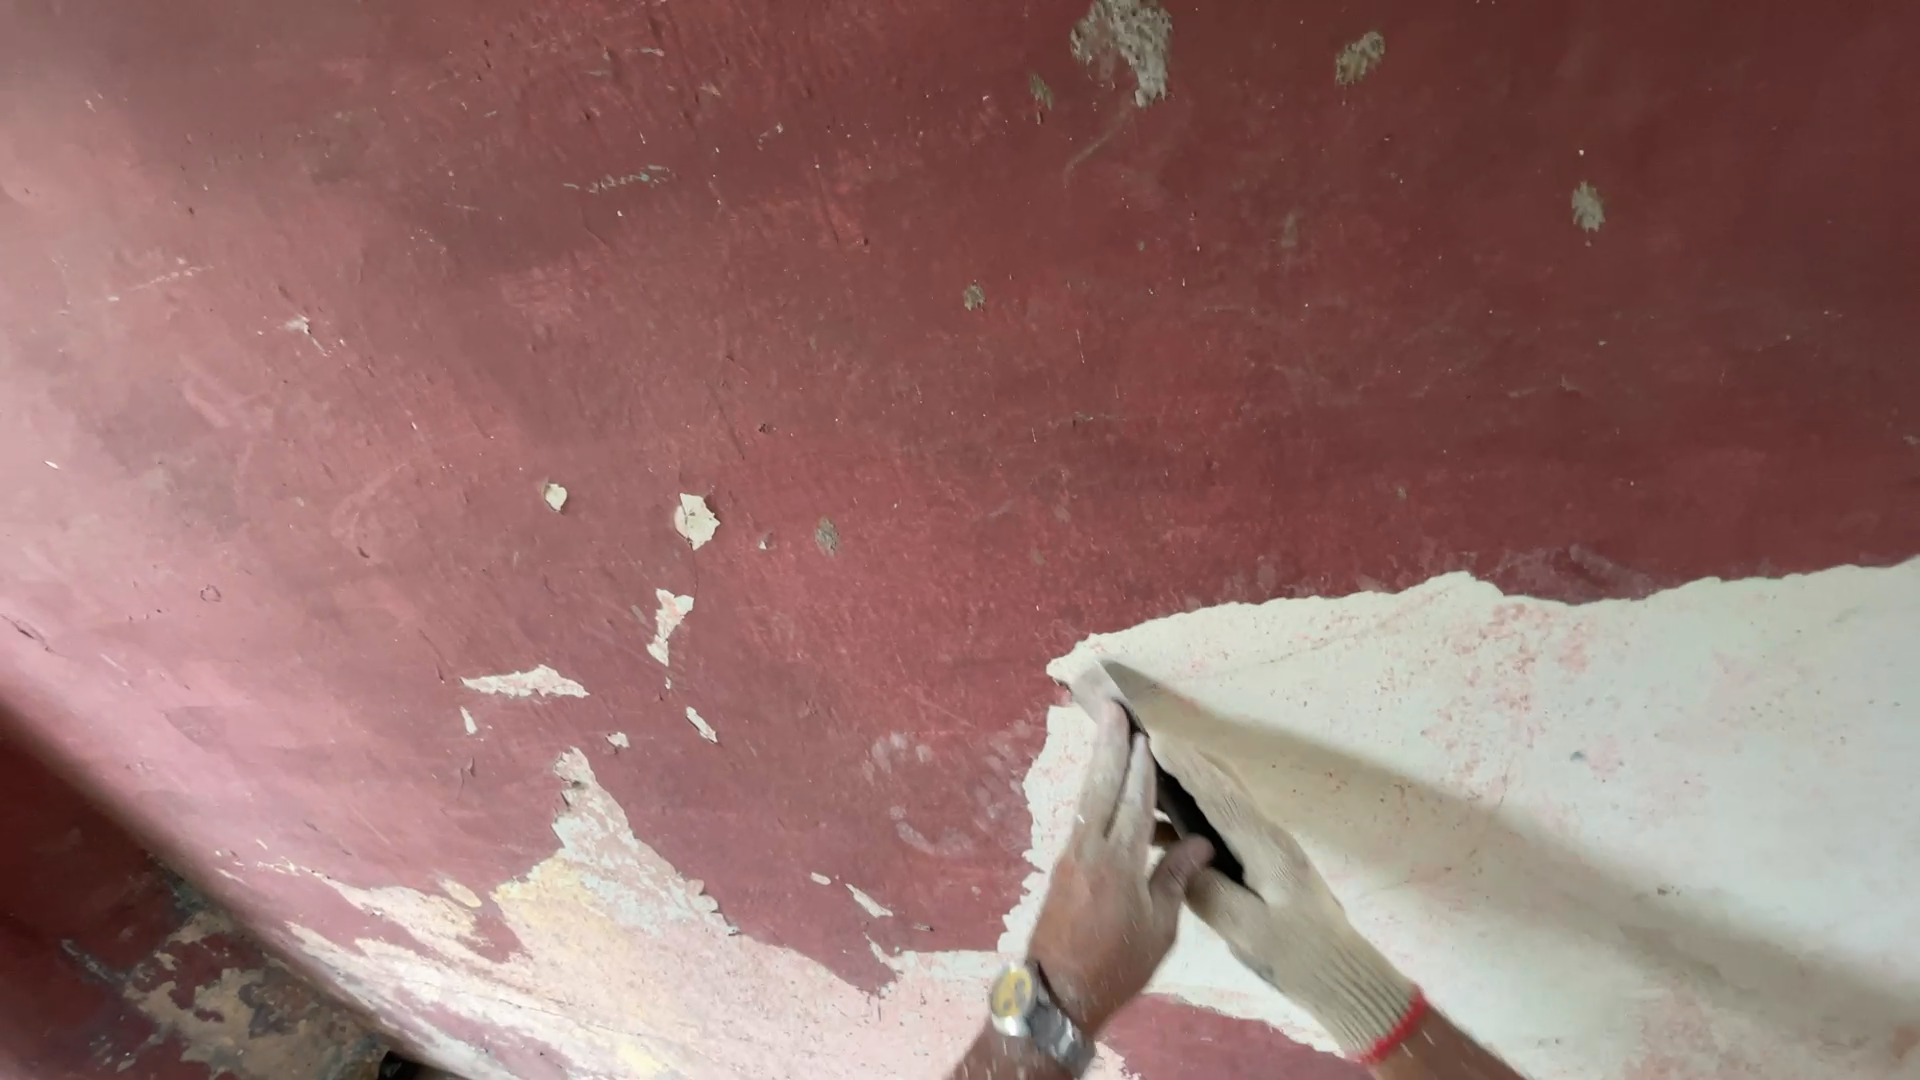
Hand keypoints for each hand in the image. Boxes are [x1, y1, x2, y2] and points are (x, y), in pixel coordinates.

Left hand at [1025, 700, 1212, 1033]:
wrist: (1059, 989)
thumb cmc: (1118, 963)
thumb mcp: (1160, 928)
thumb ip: (1175, 878)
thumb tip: (1199, 841)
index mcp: (1120, 863)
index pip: (1135, 803)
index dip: (1142, 767)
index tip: (1146, 733)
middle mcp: (1091, 846)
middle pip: (1102, 784)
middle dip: (1109, 743)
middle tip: (1113, 707)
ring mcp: (1072, 849)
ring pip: (1088, 793)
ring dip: (1099, 757)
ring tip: (1107, 726)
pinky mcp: (1064, 857)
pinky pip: (1082, 811)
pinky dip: (1093, 786)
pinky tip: (1100, 774)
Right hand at [1152, 736, 1421, 1062]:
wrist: (1344, 980)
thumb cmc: (1300, 957)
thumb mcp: (1247, 931)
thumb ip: (1207, 891)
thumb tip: (1176, 860)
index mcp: (1263, 845)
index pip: (1218, 793)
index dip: (1185, 764)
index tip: (1154, 738)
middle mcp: (1265, 833)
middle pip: (1222, 781)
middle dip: (1185, 760)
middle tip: (1145, 750)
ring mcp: (1265, 844)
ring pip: (1221, 798)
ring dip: (1185, 785)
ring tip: (1143, 785)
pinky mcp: (1260, 859)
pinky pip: (1220, 821)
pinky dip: (1190, 813)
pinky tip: (1159, 829)